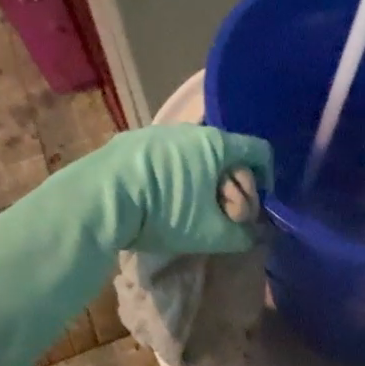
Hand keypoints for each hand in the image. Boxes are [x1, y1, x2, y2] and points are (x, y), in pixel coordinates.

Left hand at [67, 123, 273, 253]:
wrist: (98, 201)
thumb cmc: (164, 212)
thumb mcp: (209, 234)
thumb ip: (241, 235)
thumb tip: (253, 235)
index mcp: (217, 144)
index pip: (259, 151)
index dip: (266, 178)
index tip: (256, 205)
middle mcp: (190, 130)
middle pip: (226, 154)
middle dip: (231, 185)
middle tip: (222, 215)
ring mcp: (157, 132)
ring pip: (193, 154)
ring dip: (200, 180)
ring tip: (188, 209)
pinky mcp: (130, 142)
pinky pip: (164, 157)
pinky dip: (172, 176)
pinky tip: (157, 200)